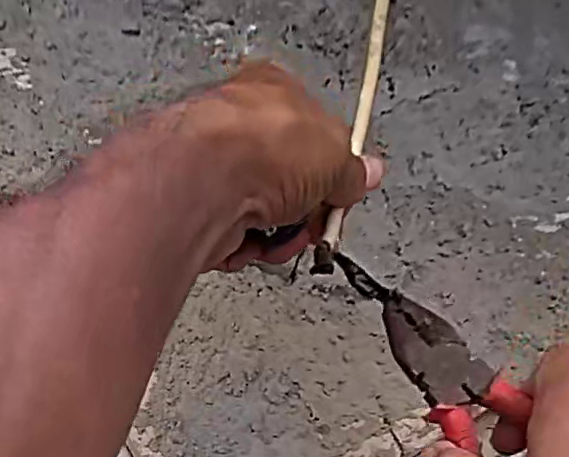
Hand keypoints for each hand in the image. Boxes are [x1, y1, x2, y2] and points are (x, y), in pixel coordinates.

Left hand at [179, 61, 383, 270]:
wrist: (205, 184)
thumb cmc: (258, 148)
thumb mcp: (334, 156)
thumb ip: (352, 172)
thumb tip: (364, 177)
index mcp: (274, 95)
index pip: (315, 139)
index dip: (331, 175)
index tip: (341, 199)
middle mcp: (242, 132)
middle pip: (289, 187)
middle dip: (305, 215)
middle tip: (312, 225)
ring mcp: (219, 176)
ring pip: (264, 221)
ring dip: (278, 237)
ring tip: (278, 233)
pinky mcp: (204, 215)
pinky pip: (238, 241)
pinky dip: (249, 249)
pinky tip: (250, 242)